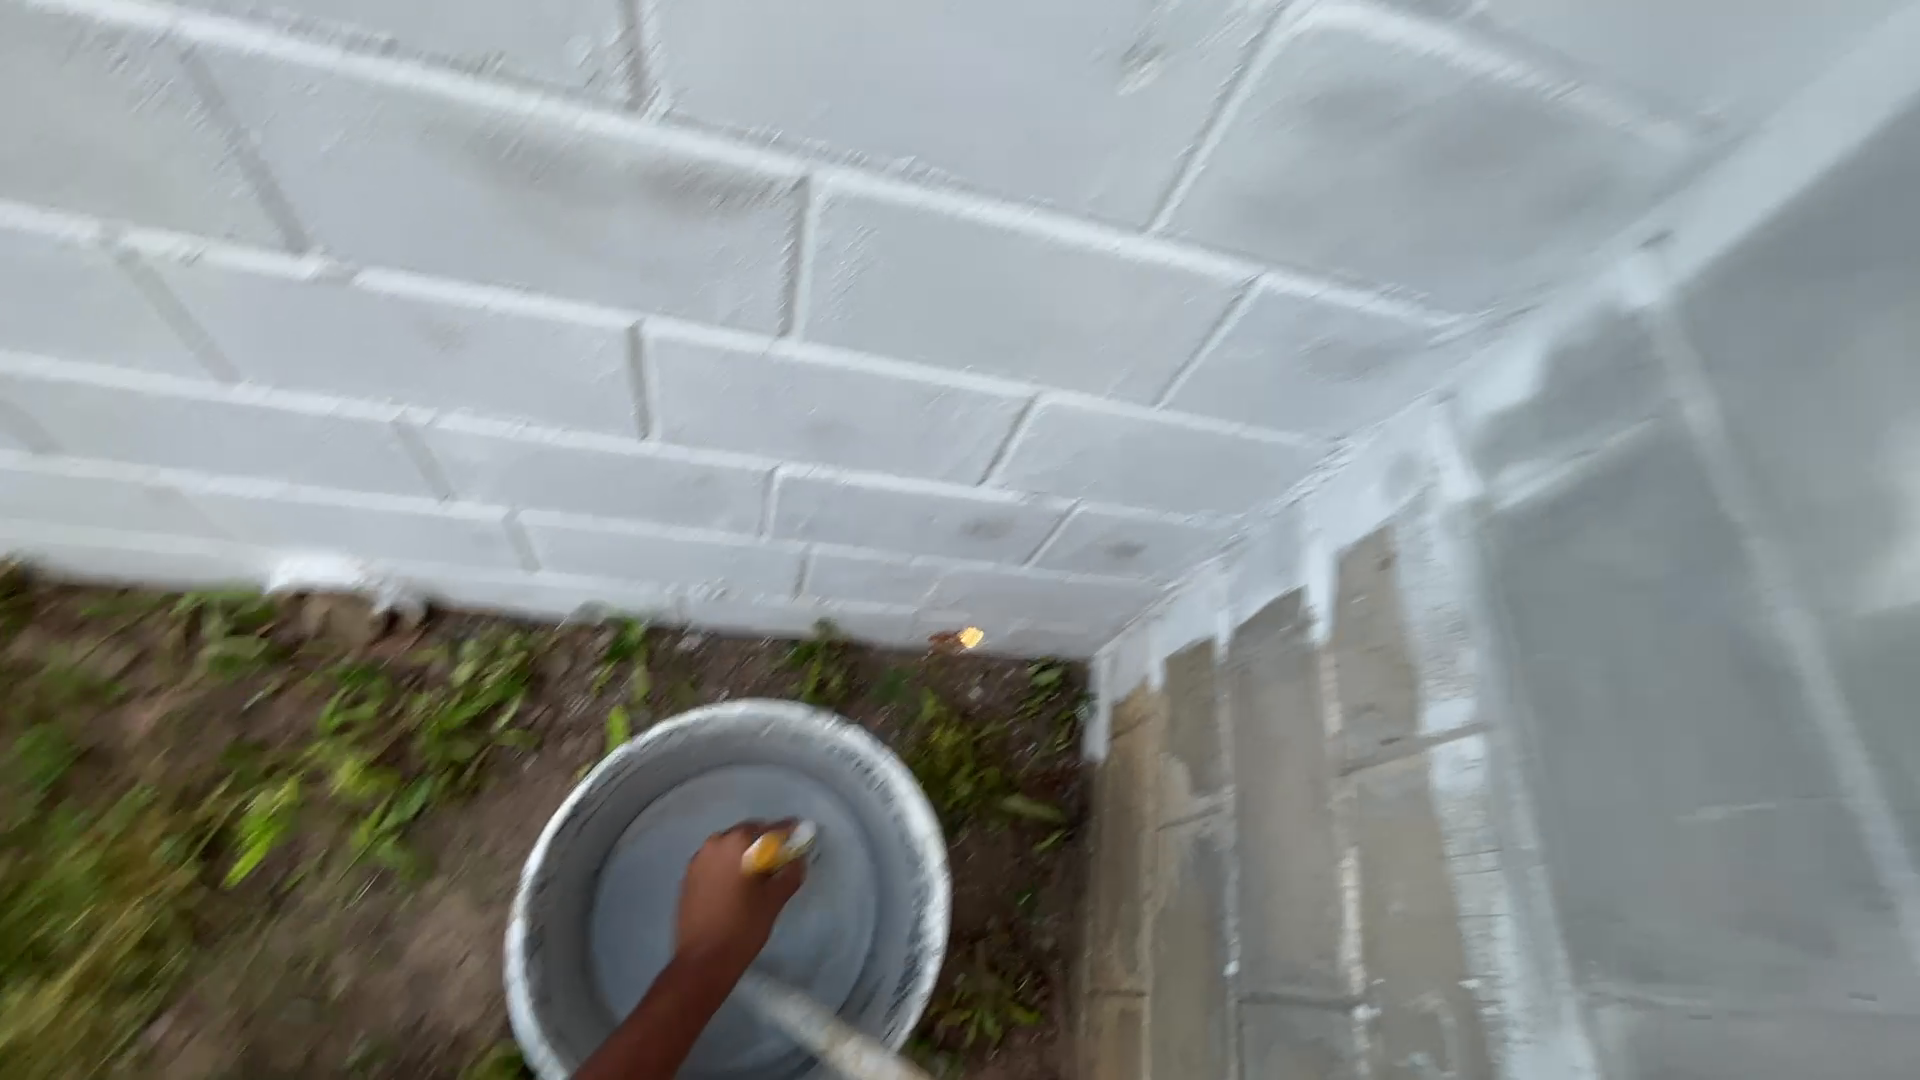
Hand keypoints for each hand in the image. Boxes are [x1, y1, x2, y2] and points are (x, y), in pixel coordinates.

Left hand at [674, 820, 806, 976]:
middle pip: (748, 833)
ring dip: (745, 853)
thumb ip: (790, 873)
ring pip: (730, 846)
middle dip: (765, 842)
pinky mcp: (688, 875)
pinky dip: (728, 864)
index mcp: (738, 842)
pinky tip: (736, 884)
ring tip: (757, 872)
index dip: (789, 832)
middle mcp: (716, 842)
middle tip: (780, 859)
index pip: (771, 829)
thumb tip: (799, 858)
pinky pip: (715, 860)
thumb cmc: (743, 928)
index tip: (800, 836)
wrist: (702, 962)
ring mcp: (698, 858)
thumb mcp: (774, 900)